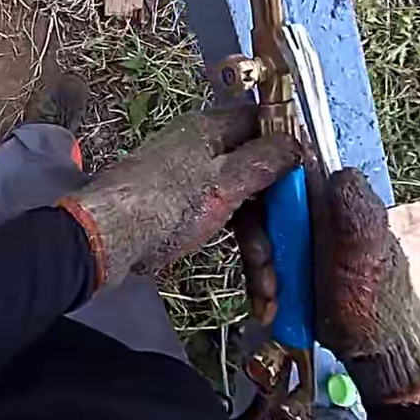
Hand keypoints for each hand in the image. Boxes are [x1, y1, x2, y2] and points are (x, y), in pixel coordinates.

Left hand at [59, 106, 298, 287]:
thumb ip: (264, 160)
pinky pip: (221, 221)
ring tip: (268, 295)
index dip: (290, 149)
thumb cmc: (168, 204)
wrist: (106, 239)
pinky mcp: (182, 209)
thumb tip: (298, 141)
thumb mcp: (223, 182)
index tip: (312, 182)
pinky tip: (253, 288)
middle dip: (276, 221)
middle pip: (256, 175)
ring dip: (259, 248)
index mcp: (212, 129)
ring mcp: (191, 180)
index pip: (263, 124)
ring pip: (241, 205)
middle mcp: (203, 149)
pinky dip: (237, 249)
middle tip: (291, 256)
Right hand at [241, 168, 419, 404]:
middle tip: (269, 282)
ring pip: (258, 238)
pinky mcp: (288, 264)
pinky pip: (260, 263)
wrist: (374, 353)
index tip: (264, 235)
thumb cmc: (376, 302)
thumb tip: (336, 168)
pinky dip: (260, 286)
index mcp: (335, 199)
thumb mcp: (368, 251)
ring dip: (258, 272)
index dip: (265, 198)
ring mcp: (299, 238)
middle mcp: (314, 211)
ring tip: (271, 301)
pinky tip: (270, 307)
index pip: (284, 175)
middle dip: (259, 248)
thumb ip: (355, 207)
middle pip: (263, 209)